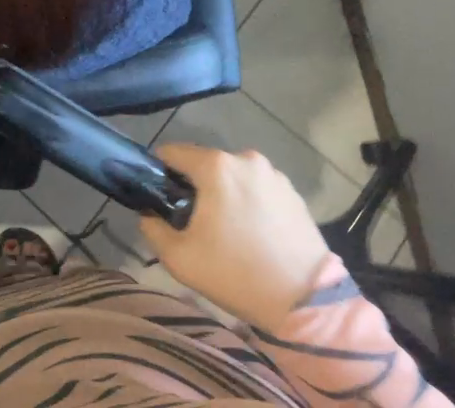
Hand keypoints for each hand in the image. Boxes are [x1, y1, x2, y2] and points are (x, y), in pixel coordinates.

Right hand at [140, 143, 333, 331]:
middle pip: (205, 165)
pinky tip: (254, 234)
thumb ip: (152, 228)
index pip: (173, 153)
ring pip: (233, 177)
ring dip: (225, 194)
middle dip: (196, 187)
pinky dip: (250, 203)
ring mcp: (274, 174)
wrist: (305, 301)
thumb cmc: (236, 274)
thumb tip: (149, 214)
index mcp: (216, 166)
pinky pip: (258, 189)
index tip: (162, 200)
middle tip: (196, 224)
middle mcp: (246, 159)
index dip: (161, 174)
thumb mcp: (179, 258)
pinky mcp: (294, 192)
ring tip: (229, 232)